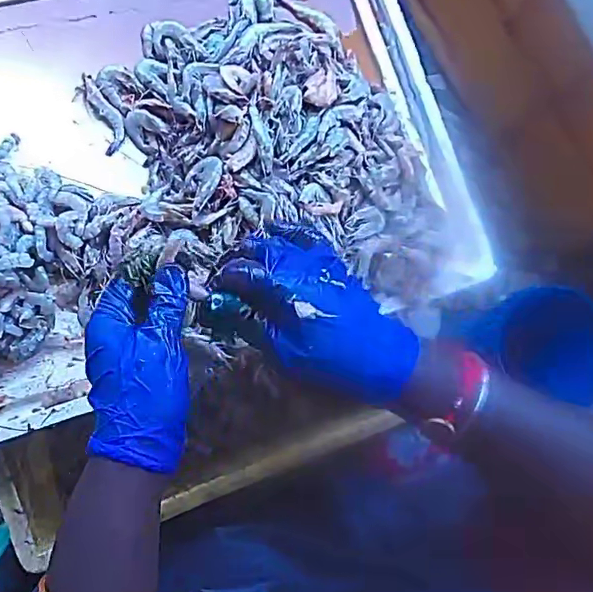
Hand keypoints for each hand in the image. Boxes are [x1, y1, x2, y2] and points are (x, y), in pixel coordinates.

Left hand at [84, 264, 190, 474]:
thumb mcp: (160, 341)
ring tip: (194, 292)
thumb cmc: (146, 392)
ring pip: (143, 314)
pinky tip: (185, 318)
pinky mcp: (134, 363)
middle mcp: (107, 331)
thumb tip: (171, 270)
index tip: (180, 256)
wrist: (142, 442)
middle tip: (192, 274)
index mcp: (105, 320)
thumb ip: (165, 303)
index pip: (126, 278)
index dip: (152, 265)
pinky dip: (165, 323)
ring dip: (166, 303)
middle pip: (134, 294)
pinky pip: (147, 332)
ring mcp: (119, 348)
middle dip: (161, 283)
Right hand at [213, 224, 419, 405]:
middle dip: (235, 261)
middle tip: (226, 281)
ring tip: (246, 262)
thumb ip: (249, 323)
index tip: (212, 292)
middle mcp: (297, 264)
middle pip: (255, 248)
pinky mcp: (330, 261)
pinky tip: (276, 234)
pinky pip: (305, 235)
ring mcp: (316, 258)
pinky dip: (286, 232)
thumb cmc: (326, 359)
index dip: (221, 281)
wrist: (379, 356)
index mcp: (282, 286)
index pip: (239, 271)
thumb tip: (222, 308)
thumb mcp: (280, 350)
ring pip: (277, 237)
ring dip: (256, 246)